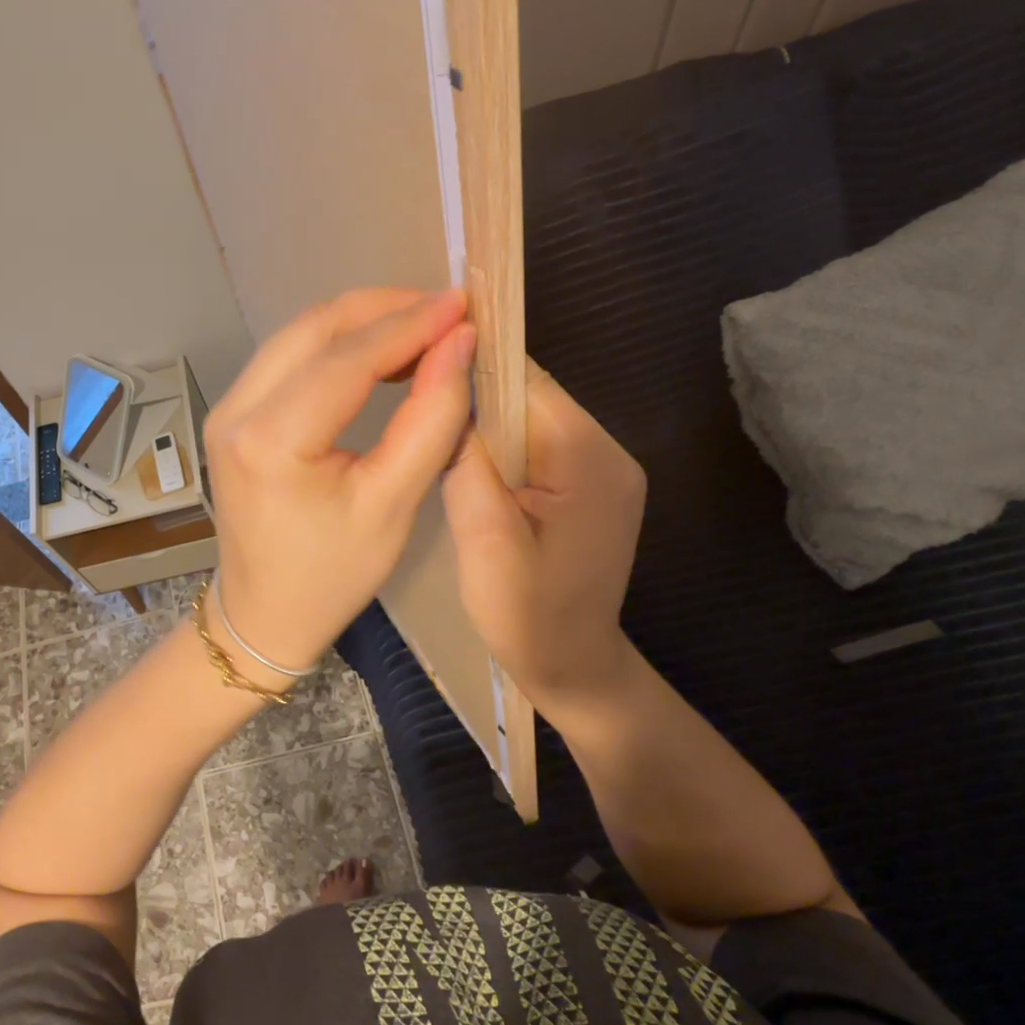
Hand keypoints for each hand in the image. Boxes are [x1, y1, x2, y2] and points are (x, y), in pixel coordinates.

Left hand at [205, 288, 475, 676]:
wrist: (264, 613)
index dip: (410, 324)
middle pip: (315, 329)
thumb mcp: (393, 504)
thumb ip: (430, 418)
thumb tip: (459, 343)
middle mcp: (237, 412)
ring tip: (423, 330)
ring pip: (298, 336)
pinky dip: (336, 346)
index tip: (465, 304)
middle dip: (385, 310)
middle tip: (447, 311)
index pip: (347, 358)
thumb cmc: (332, 575)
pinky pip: (287, 359)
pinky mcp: (232, 415)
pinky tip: (380, 353)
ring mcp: (227, 410)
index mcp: (271, 441)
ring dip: (361, 324)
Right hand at [442, 360, 646, 698]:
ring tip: (438, 430)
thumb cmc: (527, 616)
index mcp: (588, 460)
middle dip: (476, 394)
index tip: (420, 357)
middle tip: (417, 397)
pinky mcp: (591, 486)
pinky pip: (538, 444)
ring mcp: (604, 468)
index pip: (526, 383)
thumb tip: (448, 396)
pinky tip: (472, 464)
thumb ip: (467, 465)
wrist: (573, 667)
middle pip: (530, 395)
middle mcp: (607, 451)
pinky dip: (502, 445)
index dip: (474, 364)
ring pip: (530, 418)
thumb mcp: (485, 543)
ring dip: (486, 421)